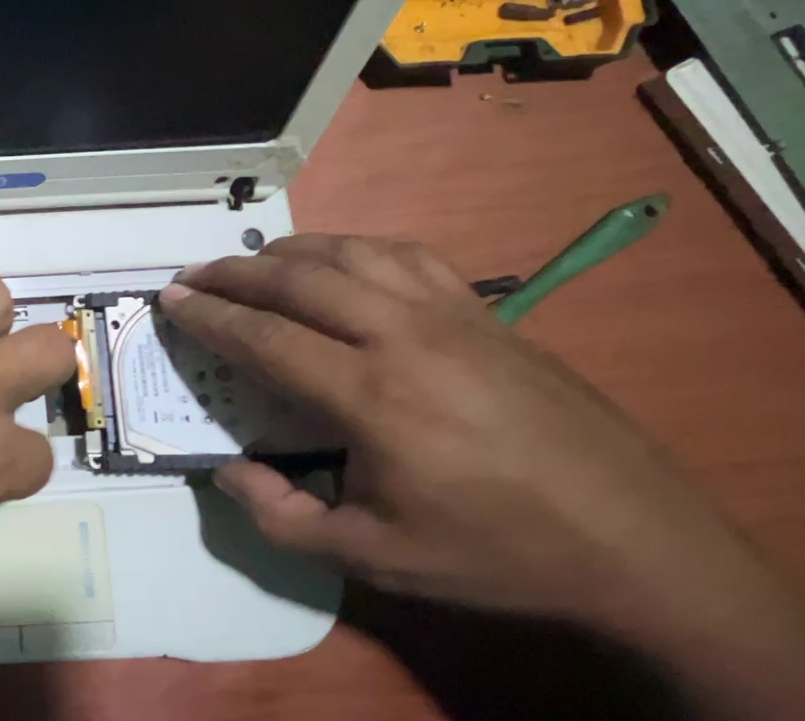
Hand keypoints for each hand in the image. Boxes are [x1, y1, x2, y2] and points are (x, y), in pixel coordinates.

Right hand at [159, 235, 792, 634]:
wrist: (638, 543)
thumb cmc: (495, 553)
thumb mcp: (376, 559)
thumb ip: (283, 517)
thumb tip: (227, 469)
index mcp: (373, 399)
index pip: (266, 337)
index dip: (208, 315)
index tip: (170, 299)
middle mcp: (405, 339)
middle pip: (298, 280)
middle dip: (233, 273)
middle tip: (193, 274)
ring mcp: (451, 317)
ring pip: (350, 253)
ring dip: (287, 252)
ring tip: (251, 263)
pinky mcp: (485, 313)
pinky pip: (403, 256)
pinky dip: (351, 248)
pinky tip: (336, 263)